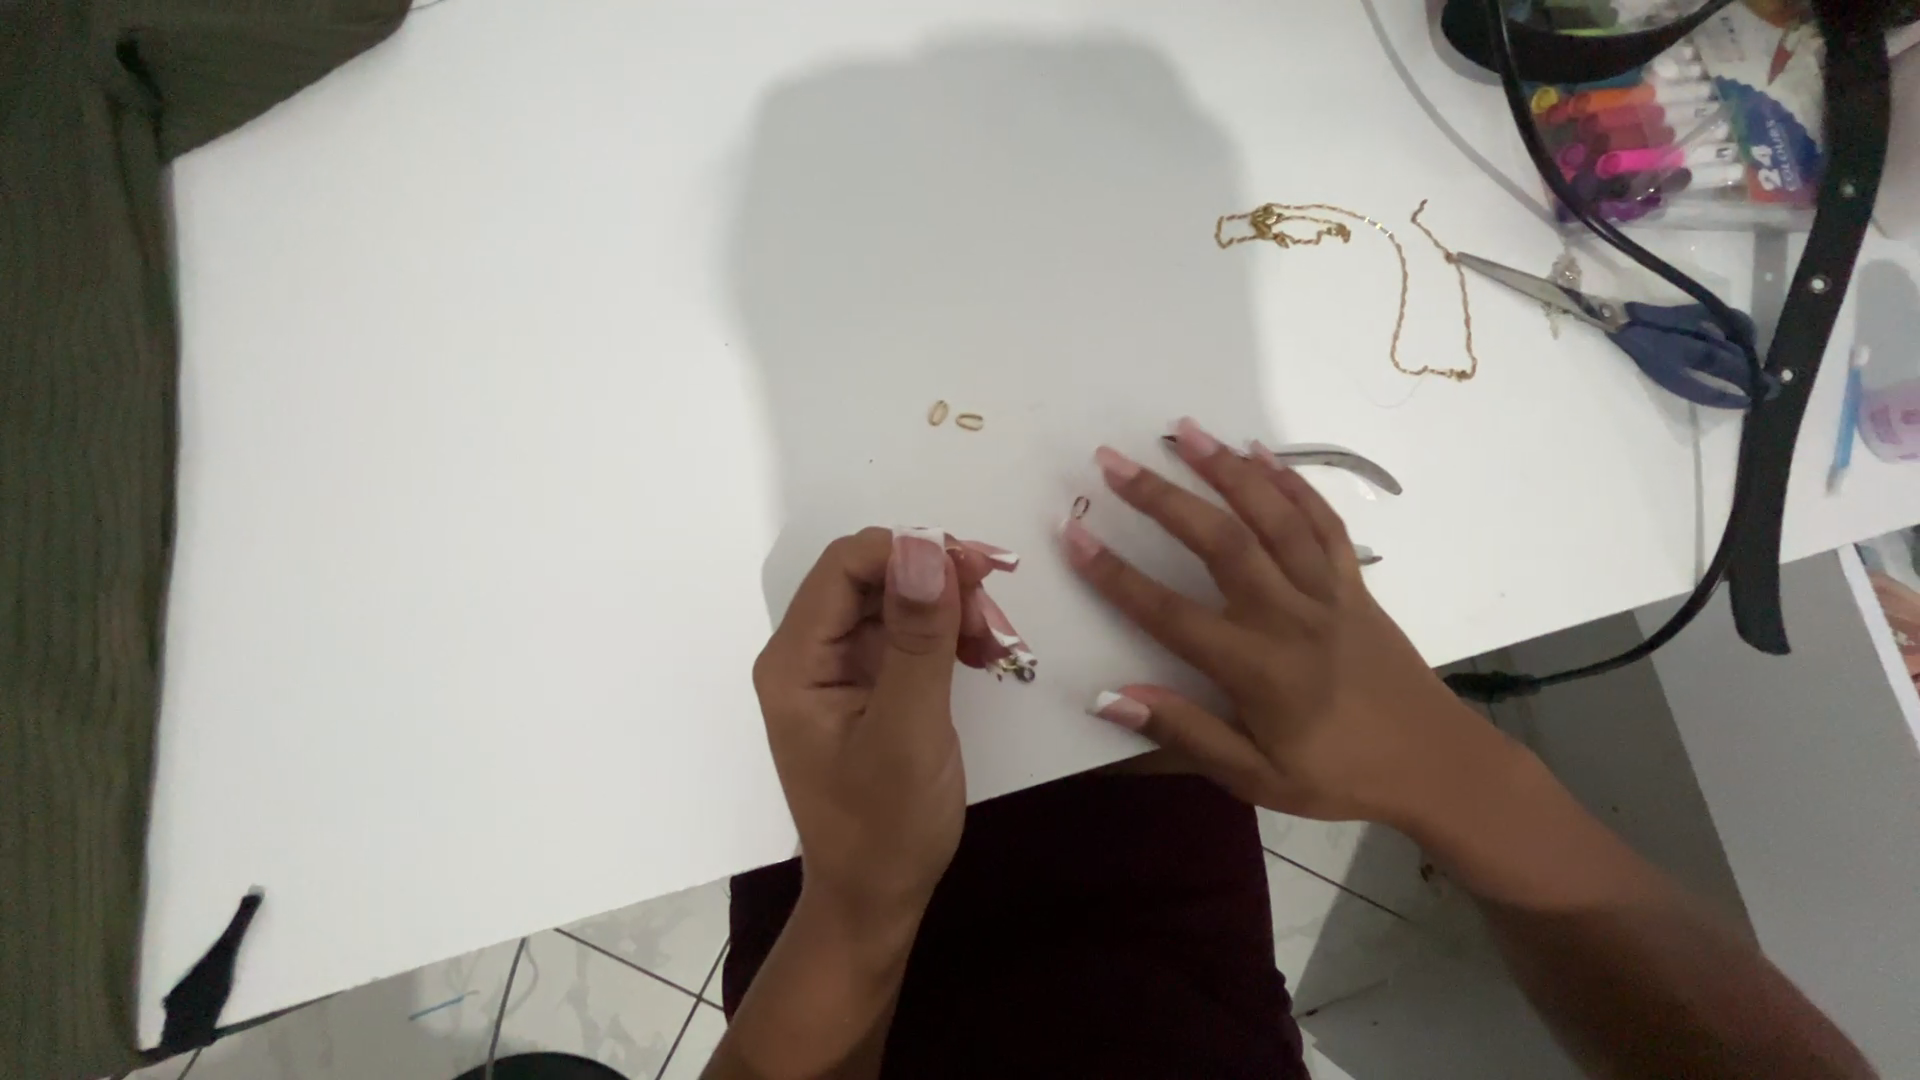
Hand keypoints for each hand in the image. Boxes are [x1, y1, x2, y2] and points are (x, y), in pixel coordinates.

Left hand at [753, 527, 1002, 919]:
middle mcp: (810, 652)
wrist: (878, 895)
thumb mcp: (908, 732)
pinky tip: (981, 653)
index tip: (974, 570)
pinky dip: (948, 631)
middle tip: (993, 610)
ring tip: (995, 640)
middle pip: (873, 576)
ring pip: (897, 597)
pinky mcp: (869, 680)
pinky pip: (909, 630)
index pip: (845, 565)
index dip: (908, 551)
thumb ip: (918, 639)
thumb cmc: (886, 827)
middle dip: (937, 581)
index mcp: (796, 661)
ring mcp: (840, 665)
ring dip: (950, 605)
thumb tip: (925, 546)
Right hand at [1063, 418, 1494, 825]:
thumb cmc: (1340, 777)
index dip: (1115, 574)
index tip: (1072, 533)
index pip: (1169, 614)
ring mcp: (1327, 592)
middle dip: (1160, 497)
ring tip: (1184, 430)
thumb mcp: (1256, 777)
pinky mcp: (1354, 582)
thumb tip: (1109, 697)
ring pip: (1273, 517)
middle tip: (1112, 461)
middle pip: (1219, 543)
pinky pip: (1323, 522)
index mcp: (1258, 668)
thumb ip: (1185, 733)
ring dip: (1225, 469)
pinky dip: (1291, 483)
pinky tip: (1260, 453)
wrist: (1441, 767)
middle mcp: (1289, 616)